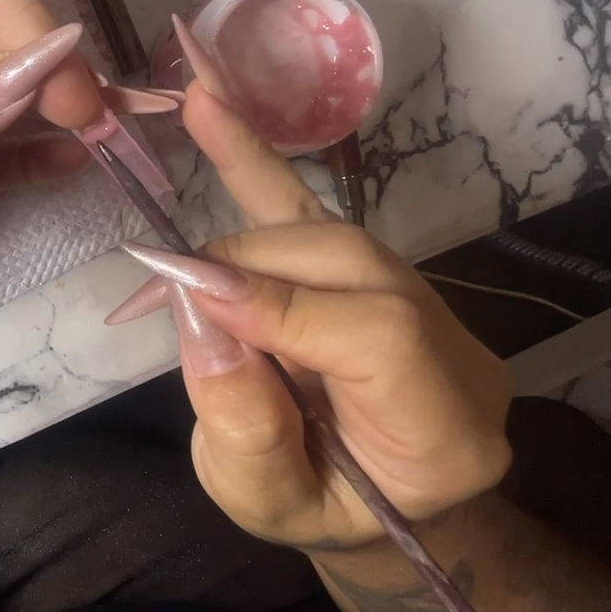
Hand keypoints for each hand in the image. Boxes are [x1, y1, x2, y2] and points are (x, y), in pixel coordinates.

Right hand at [111, 67, 511, 548]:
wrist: (366, 501)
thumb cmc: (309, 508)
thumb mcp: (260, 498)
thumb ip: (240, 421)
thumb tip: (197, 309)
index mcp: (439, 428)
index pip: (375, 335)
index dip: (277, 300)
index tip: (181, 288)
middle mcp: (447, 349)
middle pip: (347, 267)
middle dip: (240, 262)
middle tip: (163, 282)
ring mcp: (412, 299)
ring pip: (324, 228)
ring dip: (246, 179)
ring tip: (194, 114)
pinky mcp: (361, 270)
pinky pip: (307, 208)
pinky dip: (254, 160)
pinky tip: (212, 103)